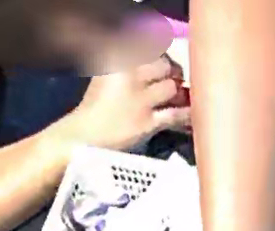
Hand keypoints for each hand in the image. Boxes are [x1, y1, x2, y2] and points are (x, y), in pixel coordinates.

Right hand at [58, 58, 188, 149]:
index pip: (148, 46)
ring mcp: (139, 99)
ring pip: (170, 88)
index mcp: (118, 57)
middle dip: (172, 72)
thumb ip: (124, 62)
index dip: (159, 56)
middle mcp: (130, 74)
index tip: (163, 64)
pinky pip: (174, 115)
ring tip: (181, 96)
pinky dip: (185, 115)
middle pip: (164, 65)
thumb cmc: (94, 109)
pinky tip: (191, 115)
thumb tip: (150, 57)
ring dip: (178, 92)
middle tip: (176, 78)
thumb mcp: (106, 75)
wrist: (83, 139)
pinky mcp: (146, 122)